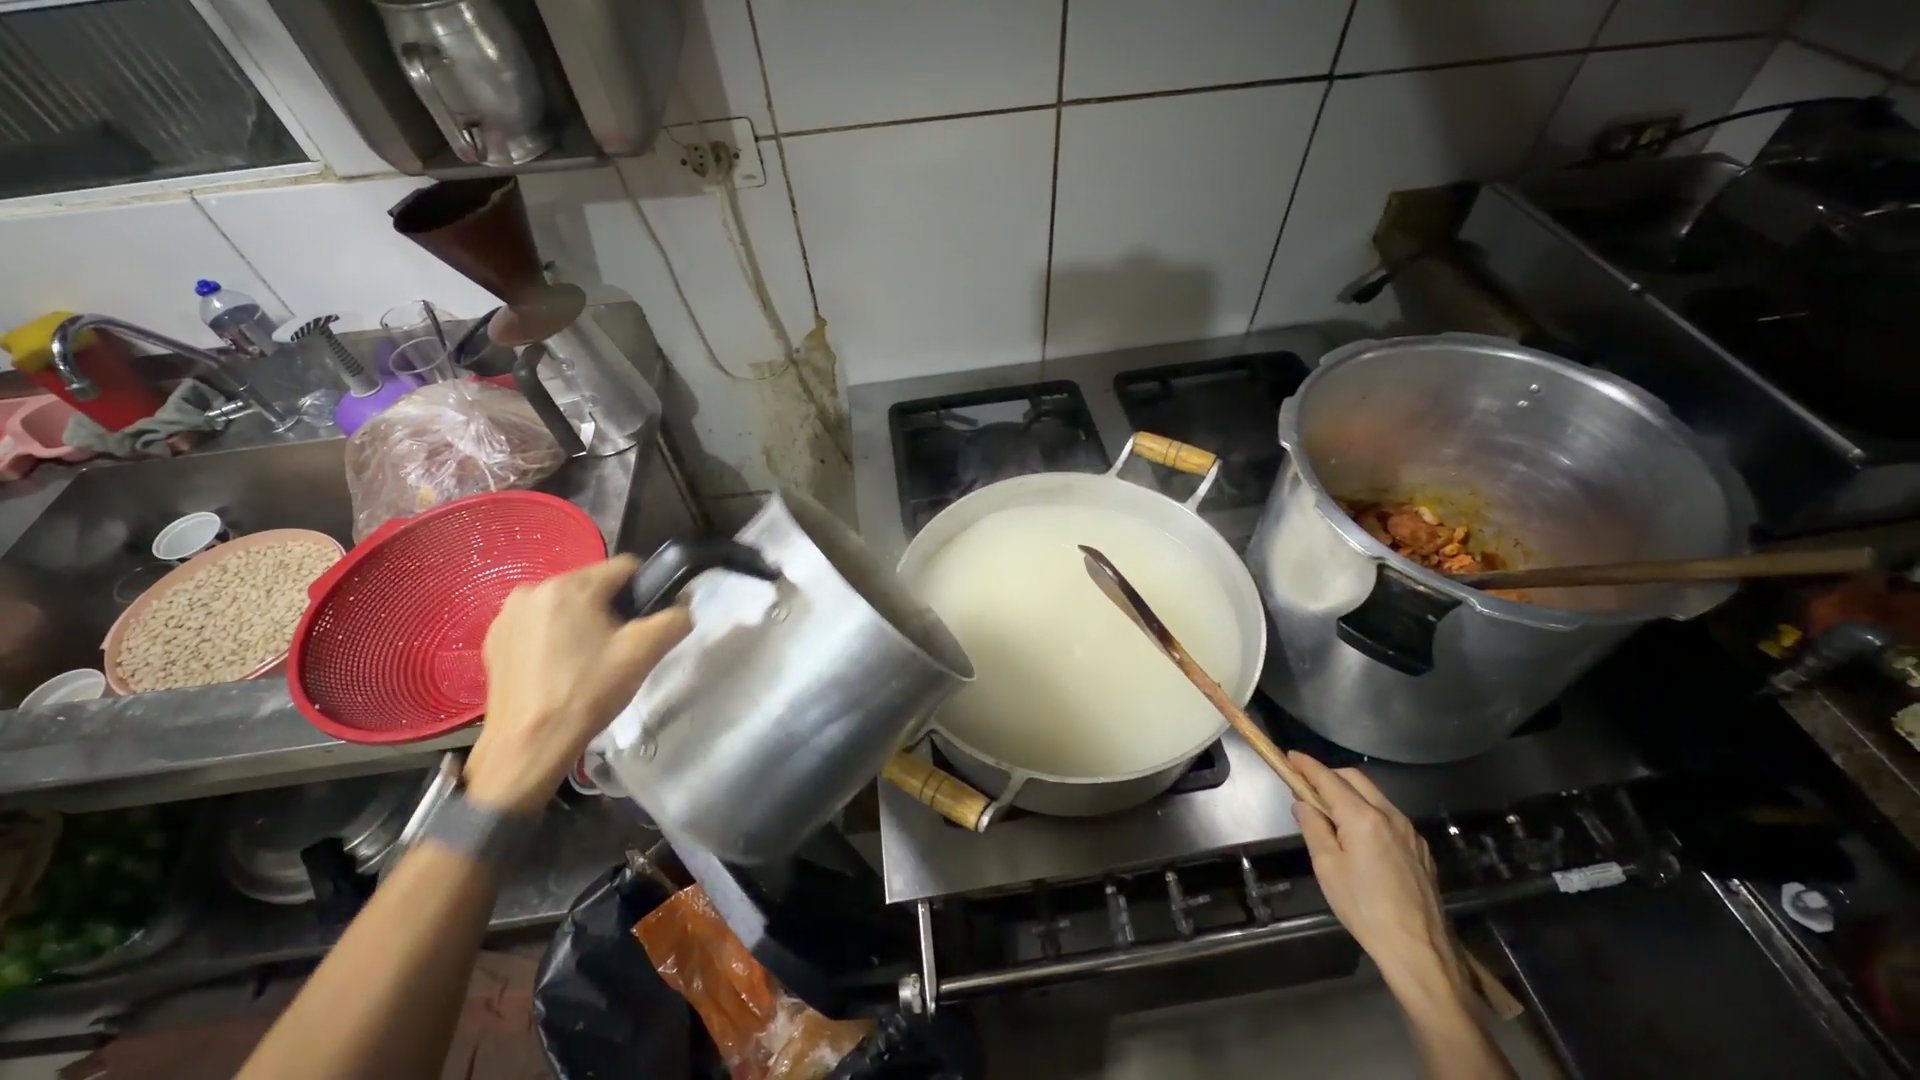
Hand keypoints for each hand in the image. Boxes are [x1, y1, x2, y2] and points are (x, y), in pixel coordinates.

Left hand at [464, 555, 690, 813]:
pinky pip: (537, 625)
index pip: (624, 567)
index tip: (646, 624)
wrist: (529, 744)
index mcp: (570, 586)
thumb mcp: (643, 654)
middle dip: (610, 610)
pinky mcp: (494, 639)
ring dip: (580, 623)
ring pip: (564, 606)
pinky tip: (558, 671)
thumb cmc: (588, 693)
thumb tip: (684, 603)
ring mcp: (507, 615)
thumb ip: (674, 620)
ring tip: (587, 662)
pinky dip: (552, 639)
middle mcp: (533, 589)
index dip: (645, 591)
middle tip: (618, 650)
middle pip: (592, 586)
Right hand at [1289, 752, 1462, 996]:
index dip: (1307, 766)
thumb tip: (1303, 804)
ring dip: (1349, 793)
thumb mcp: (1327, 868)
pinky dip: (1368, 812)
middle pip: (1355, 779)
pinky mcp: (1420, 848)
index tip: (1290, 756)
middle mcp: (1390, 815)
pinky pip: (1389, 816)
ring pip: (1375, 796)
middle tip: (1306, 787)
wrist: (1417, 946)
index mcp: (1363, 818)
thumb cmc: (1363, 908)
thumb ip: (1314, 829)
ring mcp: (1409, 831)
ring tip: (1329, 813)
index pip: (1329, 779)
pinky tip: (1359, 835)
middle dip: (1328, 775)